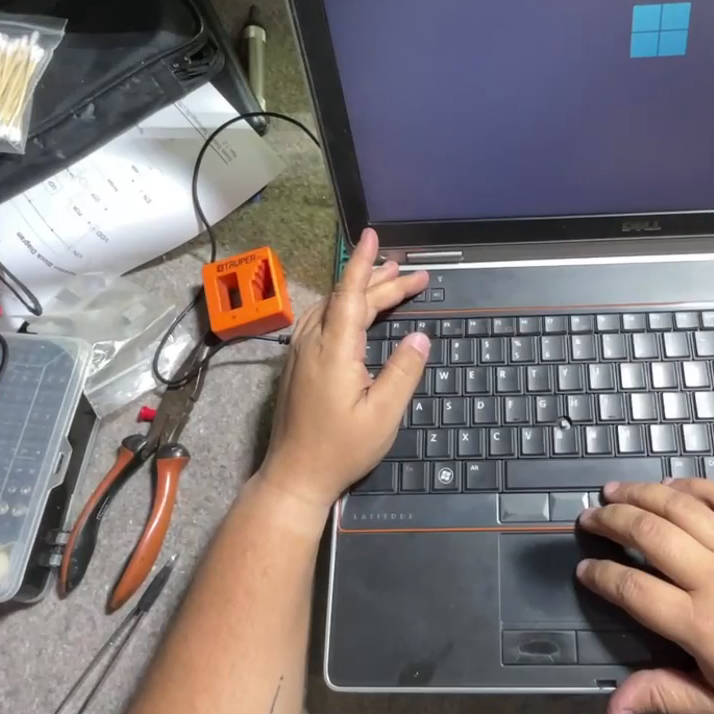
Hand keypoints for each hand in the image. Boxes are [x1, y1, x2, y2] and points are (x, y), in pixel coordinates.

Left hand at [253, 229, 428, 510]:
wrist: (293, 477)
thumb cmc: (340, 450)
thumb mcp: (383, 415)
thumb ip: (403, 372)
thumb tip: (420, 337)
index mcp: (334, 350)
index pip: (350, 294)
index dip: (363, 262)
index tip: (373, 236)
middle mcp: (313, 343)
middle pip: (348, 299)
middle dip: (382, 281)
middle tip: (414, 273)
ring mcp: (302, 353)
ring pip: (333, 307)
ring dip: (362, 291)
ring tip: (390, 280)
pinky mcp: (299, 364)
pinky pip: (323, 320)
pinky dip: (346, 306)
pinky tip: (358, 310)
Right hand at [575, 478, 713, 713]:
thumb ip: (662, 696)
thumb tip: (613, 710)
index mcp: (702, 625)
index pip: (632, 588)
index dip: (600, 575)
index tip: (584, 570)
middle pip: (648, 532)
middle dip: (609, 521)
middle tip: (588, 519)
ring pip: (679, 505)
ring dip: (641, 493)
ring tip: (614, 492)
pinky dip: (693, 485)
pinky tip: (672, 486)